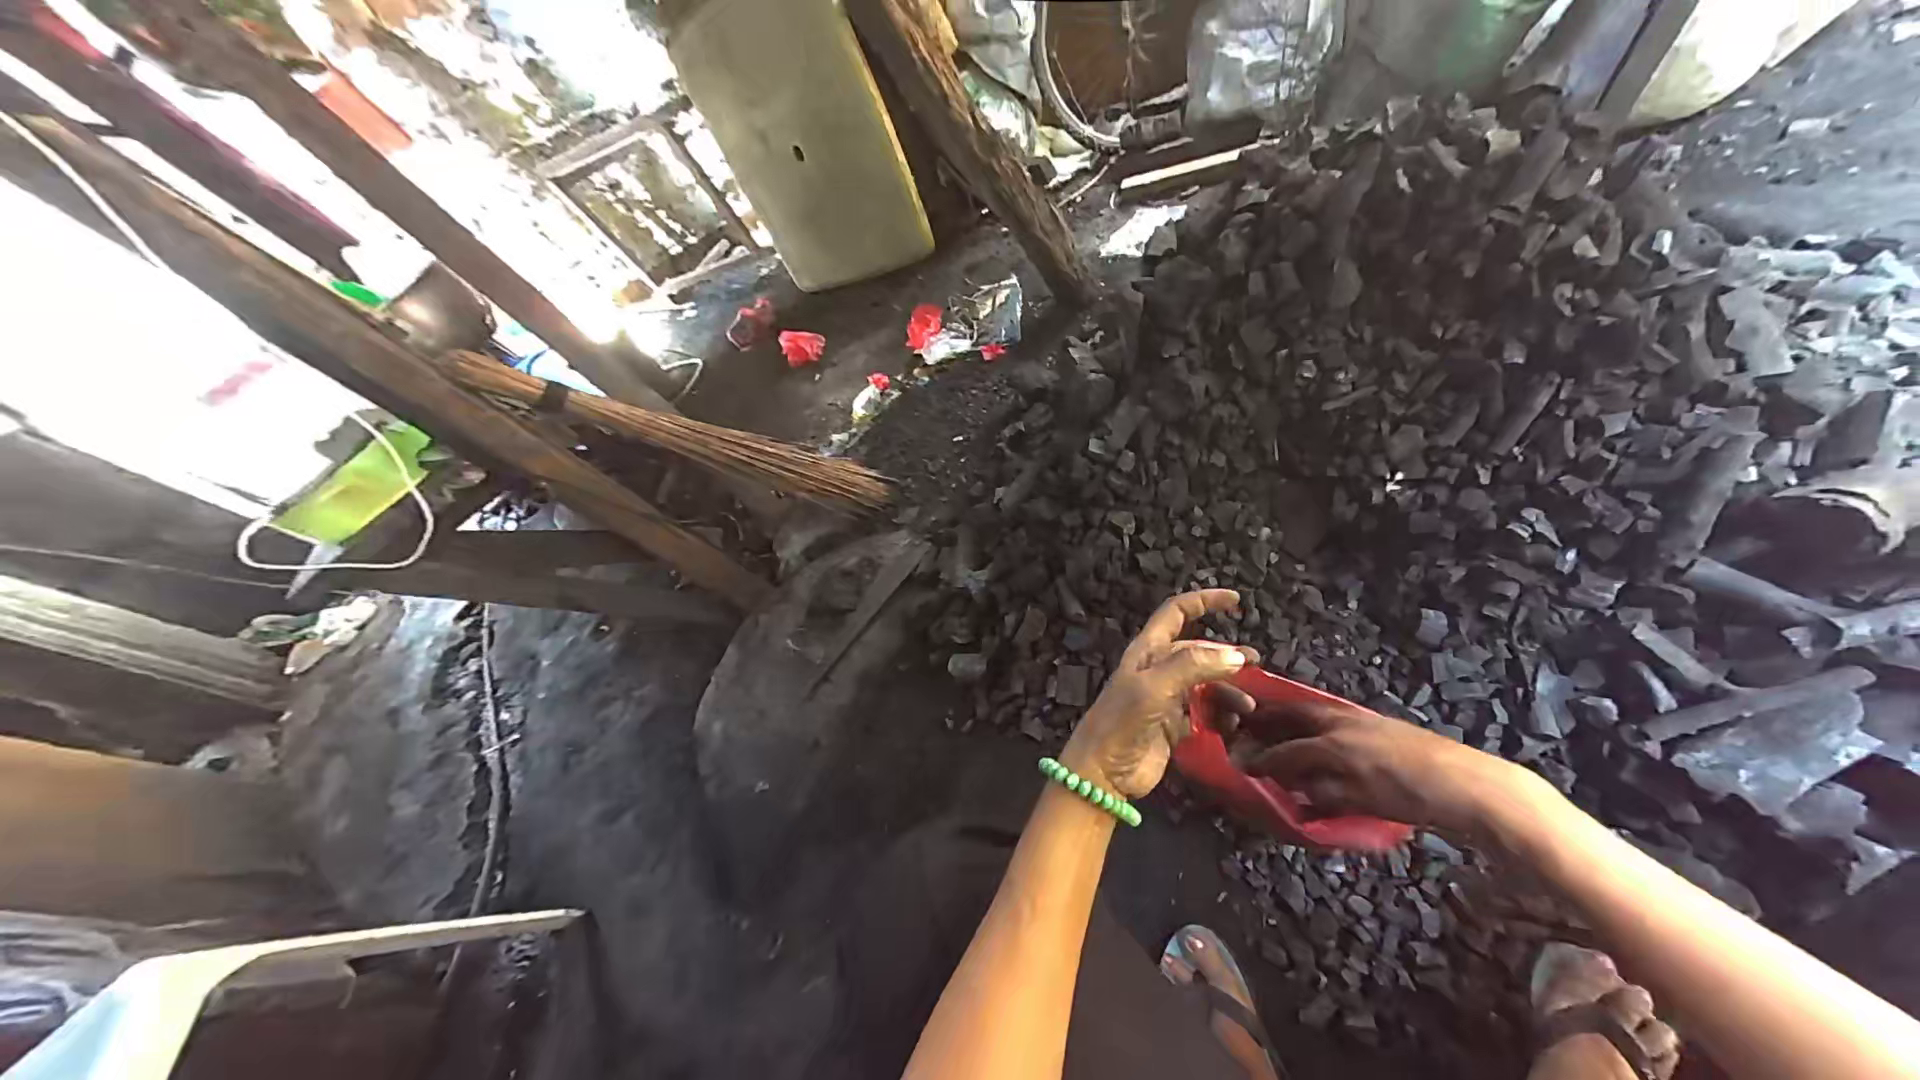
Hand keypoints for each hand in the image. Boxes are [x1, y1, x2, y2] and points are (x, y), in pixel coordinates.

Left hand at [1060, 590, 1256, 798]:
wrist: (1103, 772)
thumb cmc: (1122, 722)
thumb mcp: (1154, 686)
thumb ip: (1193, 666)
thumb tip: (1235, 656)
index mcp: (1147, 651)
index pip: (1175, 613)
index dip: (1203, 601)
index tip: (1235, 600)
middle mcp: (1157, 669)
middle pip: (1198, 652)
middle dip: (1226, 656)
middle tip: (1255, 665)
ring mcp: (1165, 698)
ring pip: (1205, 684)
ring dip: (1228, 691)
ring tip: (1248, 707)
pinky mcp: (1172, 726)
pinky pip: (1204, 713)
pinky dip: (1221, 716)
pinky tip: (1233, 726)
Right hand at [1244, 698, 1545, 837]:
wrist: (1472, 784)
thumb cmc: (1412, 794)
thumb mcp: (1360, 799)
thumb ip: (1323, 793)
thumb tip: (1297, 792)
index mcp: (1330, 742)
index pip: (1284, 751)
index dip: (1262, 760)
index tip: (1244, 765)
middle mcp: (1339, 723)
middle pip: (1292, 716)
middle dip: (1267, 721)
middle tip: (1247, 727)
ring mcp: (1360, 719)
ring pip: (1312, 713)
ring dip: (1290, 720)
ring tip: (1277, 731)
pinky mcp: (1378, 724)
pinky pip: (1332, 718)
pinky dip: (1314, 724)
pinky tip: (1318, 738)